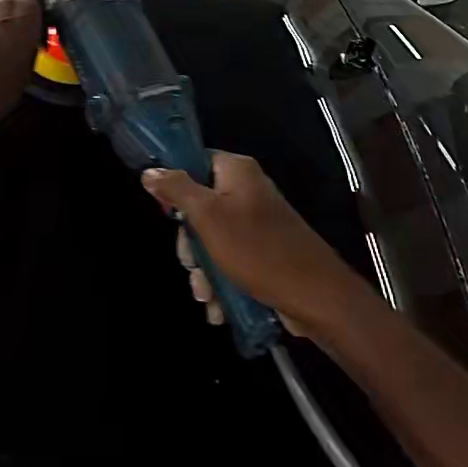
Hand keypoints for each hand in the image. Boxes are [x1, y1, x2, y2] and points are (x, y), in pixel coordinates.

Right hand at [142, 152, 359, 334]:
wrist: (317, 297)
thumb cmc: (257, 249)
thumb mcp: (207, 215)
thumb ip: (176, 189)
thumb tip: (150, 171)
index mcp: (236, 171)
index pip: (193, 162)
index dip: (174, 185)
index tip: (167, 212)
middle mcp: (247, 190)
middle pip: (198, 206)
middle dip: (190, 243)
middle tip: (191, 264)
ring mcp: (256, 222)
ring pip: (211, 238)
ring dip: (203, 269)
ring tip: (207, 296)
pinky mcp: (263, 251)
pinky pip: (230, 259)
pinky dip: (221, 280)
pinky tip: (218, 304)